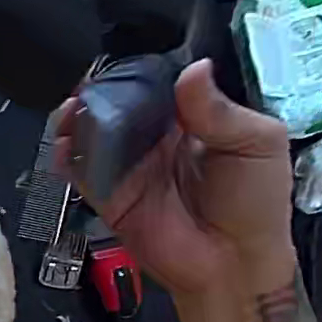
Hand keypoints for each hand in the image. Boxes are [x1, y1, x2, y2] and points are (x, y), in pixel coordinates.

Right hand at [53, 60, 295, 321]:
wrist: (235, 266)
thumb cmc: (256, 206)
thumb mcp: (257, 143)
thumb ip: (221, 109)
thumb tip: (194, 71)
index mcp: (192, 120)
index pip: (159, 85)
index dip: (140, 69)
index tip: (124, 55)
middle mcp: (157, 142)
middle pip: (119, 106)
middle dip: (100, 91)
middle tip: (90, 82)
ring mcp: (132, 171)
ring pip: (95, 136)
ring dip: (79, 119)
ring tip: (73, 108)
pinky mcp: (114, 200)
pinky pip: (84, 175)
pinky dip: (68, 159)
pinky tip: (64, 143)